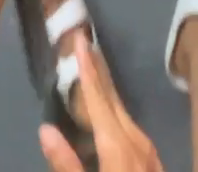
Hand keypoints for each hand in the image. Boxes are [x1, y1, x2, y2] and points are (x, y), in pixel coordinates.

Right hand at [37, 33, 163, 171]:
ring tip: (94, 68)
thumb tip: (45, 129)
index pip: (97, 98)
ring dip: (106, 87)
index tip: (81, 38)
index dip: (86, 67)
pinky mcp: (153, 160)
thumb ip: (66, 163)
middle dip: (97, 69)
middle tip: (85, 43)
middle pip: (112, 98)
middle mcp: (136, 139)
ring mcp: (148, 150)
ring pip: (123, 111)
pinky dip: (115, 107)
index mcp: (118, 144)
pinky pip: (129, 125)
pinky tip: (111, 110)